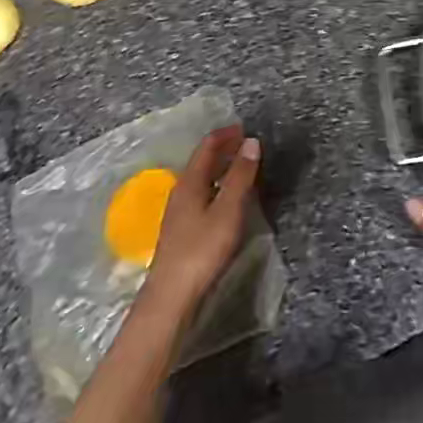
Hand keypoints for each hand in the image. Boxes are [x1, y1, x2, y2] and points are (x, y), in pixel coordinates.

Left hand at [141, 125, 259, 318]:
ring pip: (201, 179)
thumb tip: (251, 142)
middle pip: (202, 161)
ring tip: (240, 166)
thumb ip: (240, 176)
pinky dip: (217, 186)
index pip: (206, 147)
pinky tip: (226, 199)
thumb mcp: (228, 210)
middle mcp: (181, 191)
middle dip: (223, 148)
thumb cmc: (202, 250)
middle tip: (245, 143)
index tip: (244, 127)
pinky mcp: (181, 230)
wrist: (172, 295)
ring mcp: (178, 212)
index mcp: (190, 182)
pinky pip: (201, 195)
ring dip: (220, 168)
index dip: (225, 134)